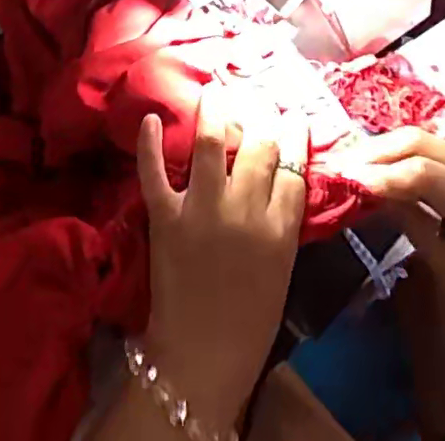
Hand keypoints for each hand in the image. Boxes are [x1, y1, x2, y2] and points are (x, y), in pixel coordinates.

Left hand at [137, 86, 308, 432]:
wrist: (202, 355)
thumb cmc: (250, 315)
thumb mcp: (282, 265)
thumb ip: (283, 217)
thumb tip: (282, 172)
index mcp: (278, 228)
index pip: (293, 167)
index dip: (294, 135)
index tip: (292, 115)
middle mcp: (243, 211)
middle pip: (259, 147)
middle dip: (260, 118)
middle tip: (253, 100)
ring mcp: (201, 211)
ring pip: (211, 145)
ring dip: (214, 111)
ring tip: (214, 89)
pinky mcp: (164, 217)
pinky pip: (155, 173)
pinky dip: (150, 144)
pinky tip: (150, 118)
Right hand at [336, 127, 444, 347]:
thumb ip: (413, 224)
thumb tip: (371, 190)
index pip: (424, 173)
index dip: (380, 173)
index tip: (343, 178)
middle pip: (422, 142)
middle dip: (376, 150)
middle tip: (338, 164)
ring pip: (428, 140)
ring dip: (389, 149)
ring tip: (355, 164)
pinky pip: (442, 151)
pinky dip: (411, 156)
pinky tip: (388, 169)